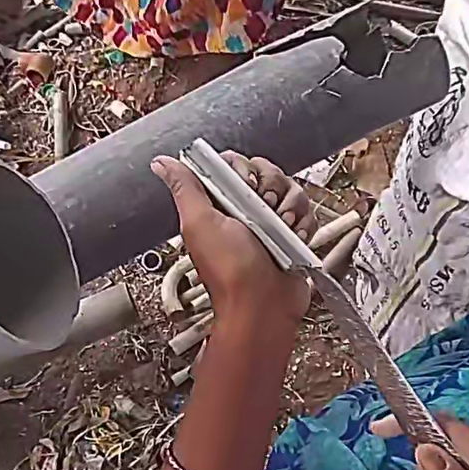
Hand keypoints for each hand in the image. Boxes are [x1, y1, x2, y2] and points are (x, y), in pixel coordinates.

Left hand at [151, 152, 314, 328]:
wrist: (263, 306)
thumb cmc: (231, 272)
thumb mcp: (200, 223)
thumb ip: (185, 188)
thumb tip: (162, 163)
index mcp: (218, 206)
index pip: (234, 165)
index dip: (243, 169)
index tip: (244, 186)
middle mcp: (244, 212)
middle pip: (266, 173)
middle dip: (271, 186)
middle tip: (265, 207)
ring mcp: (270, 224)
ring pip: (290, 190)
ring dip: (291, 206)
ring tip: (282, 226)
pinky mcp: (291, 236)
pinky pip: (306, 213)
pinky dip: (304, 223)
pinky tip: (293, 237)